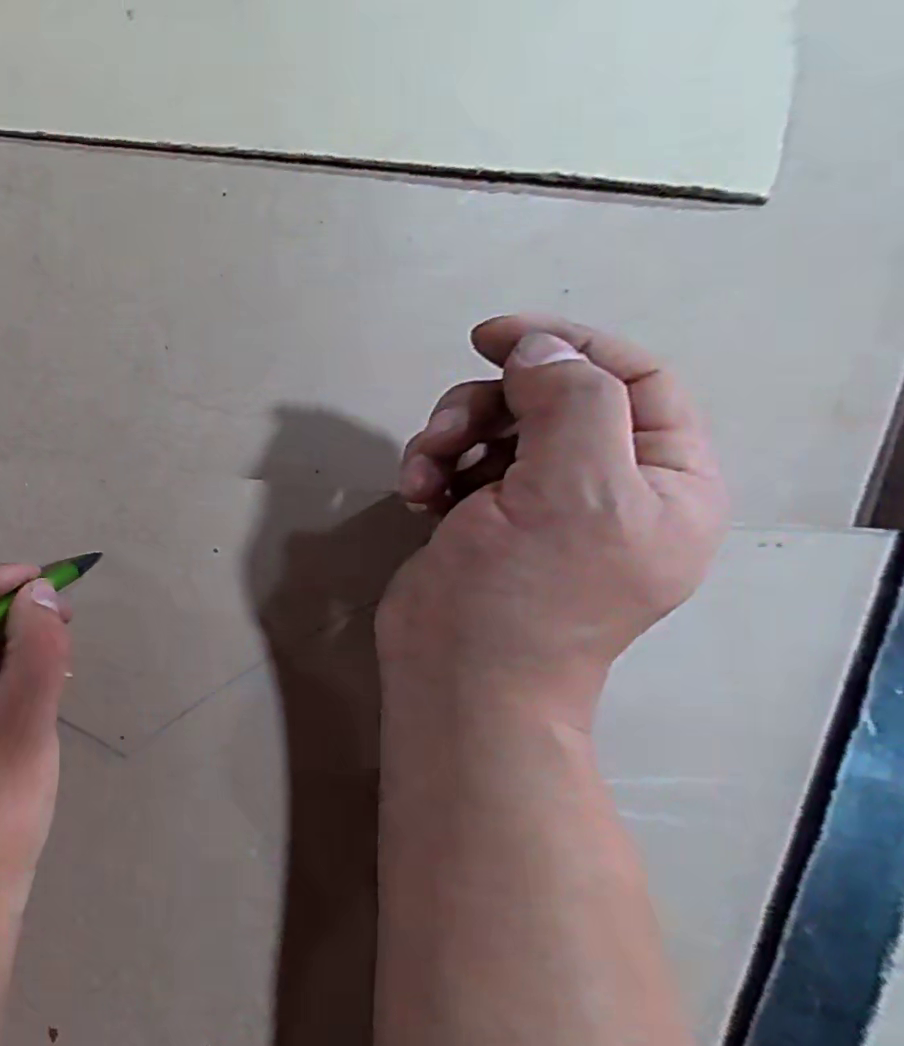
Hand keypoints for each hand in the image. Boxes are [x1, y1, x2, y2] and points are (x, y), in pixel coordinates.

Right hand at [377, 315, 728, 725]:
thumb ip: (571, 404)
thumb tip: (537, 349)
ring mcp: (539, 505)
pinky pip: (460, 467)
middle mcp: (607, 485)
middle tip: (440, 436)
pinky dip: (431, 470)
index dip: (563, 346)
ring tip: (419, 476)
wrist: (459, 675)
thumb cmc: (525, 593)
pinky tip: (414, 496)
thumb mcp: (572, 491)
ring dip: (446, 440)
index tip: (488, 337)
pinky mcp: (482, 521)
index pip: (631, 378)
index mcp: (664, 478)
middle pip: (548, 401)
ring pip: (494, 432)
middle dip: (484, 408)